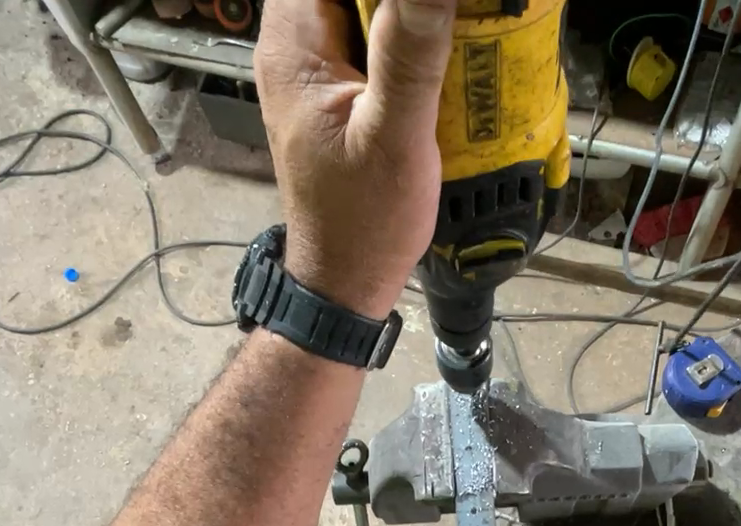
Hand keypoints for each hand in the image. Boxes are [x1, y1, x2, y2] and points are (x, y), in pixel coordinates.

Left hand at [254, 0, 454, 318]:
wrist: (346, 282)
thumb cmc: (365, 222)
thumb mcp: (394, 138)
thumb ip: (410, 56)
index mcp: (294, 44)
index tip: (429, 11)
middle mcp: (291, 49)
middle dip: (400, 7)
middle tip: (448, 21)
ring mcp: (309, 77)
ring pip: (355, 14)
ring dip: (402, 21)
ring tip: (449, 36)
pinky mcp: (330, 103)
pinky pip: (363, 49)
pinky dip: (398, 48)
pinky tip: (434, 66)